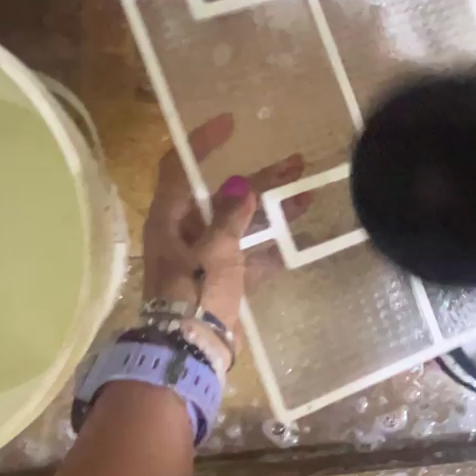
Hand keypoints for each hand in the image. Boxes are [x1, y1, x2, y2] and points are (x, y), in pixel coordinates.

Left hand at [142, 114, 305, 335]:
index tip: (230, 125)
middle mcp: (183, 233)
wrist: (191, 350)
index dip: (201, 142)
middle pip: (222, 196)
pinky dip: (269, 248)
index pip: (178, 167)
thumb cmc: (197, 292)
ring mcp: (204, 258)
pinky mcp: (221, 281)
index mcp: (170, 219)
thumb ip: (230, 215)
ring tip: (305, 196)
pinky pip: (248, 255)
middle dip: (259, 180)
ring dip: (271, 211)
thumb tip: (239, 185)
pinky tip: (297, 240)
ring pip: (240, 224)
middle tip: (294, 164)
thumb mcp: (216, 248)